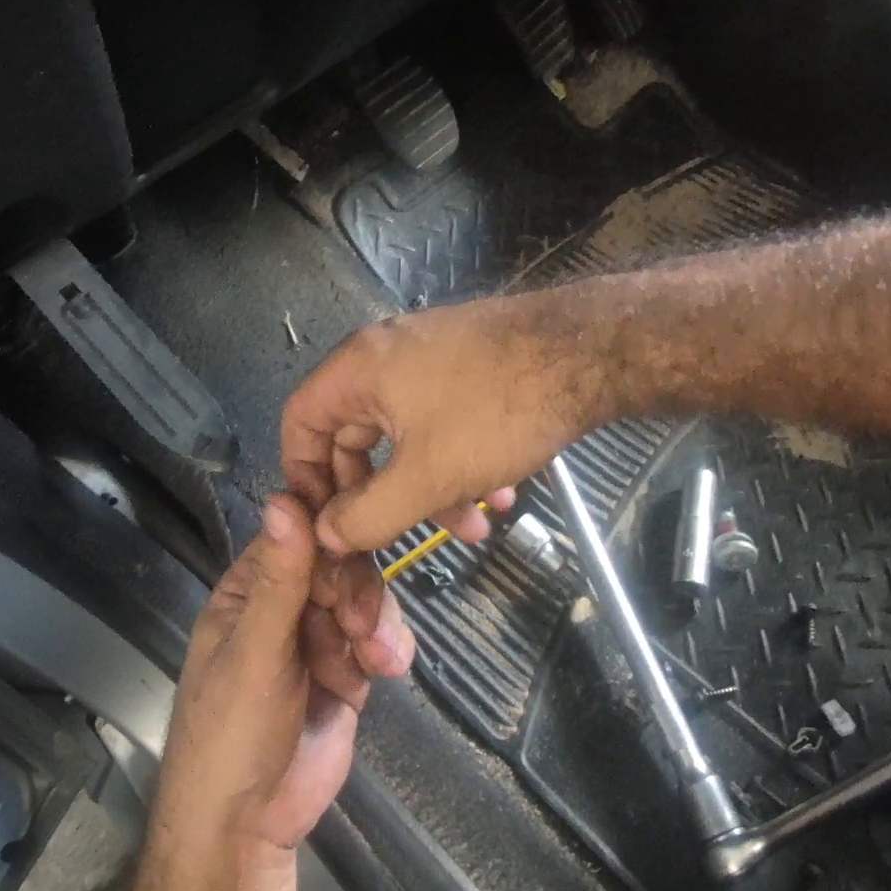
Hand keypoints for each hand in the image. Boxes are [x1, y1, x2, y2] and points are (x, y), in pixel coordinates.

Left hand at [126, 494, 414, 890]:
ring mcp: (320, 639)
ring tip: (375, 659)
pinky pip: (379, 640)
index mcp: (250, 590)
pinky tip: (388, 669)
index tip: (357, 543)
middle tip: (359, 627)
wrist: (249, 824)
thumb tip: (283, 497)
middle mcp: (287, 606)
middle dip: (357, 593)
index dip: (330, 537)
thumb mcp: (254, 651)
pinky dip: (388, 649)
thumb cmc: (231, 731)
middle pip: (342, 567)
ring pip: (367, 600)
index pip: (299, 538)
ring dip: (376, 624)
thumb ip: (279, 579)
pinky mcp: (348, 671)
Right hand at [281, 293, 604, 553]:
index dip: (305, 476)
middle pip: (356, 435)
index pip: (301, 421)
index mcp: (360, 369)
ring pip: (409, 438)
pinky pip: (444, 423)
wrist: (590, 352)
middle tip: (396, 538)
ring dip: (430, 490)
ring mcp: (434, 358)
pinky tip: (501, 497)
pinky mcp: (472, 366)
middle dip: (380, 496)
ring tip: (472, 529)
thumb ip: (368, 514)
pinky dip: (460, 464)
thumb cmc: (497, 412)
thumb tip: (327, 534)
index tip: (325, 523)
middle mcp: (388, 356)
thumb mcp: (427, 476)